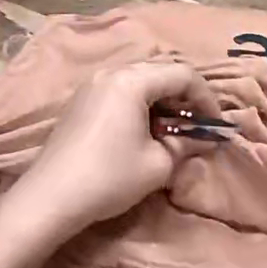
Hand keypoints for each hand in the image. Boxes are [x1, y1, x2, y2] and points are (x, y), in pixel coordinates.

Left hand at [0, 61, 219, 249]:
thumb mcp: (158, 164)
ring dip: (162, 100)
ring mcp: (92, 84)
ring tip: (173, 131)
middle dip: (184, 96)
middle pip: (160, 71)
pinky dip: (140, 103)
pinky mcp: (81, 99)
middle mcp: (111, 71)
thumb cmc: (109, 177)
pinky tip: (145, 131)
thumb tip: (206, 139)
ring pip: (140, 79)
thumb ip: (186, 144)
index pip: (182, 74)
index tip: (216, 125)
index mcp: (132, 80)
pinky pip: (120, 89)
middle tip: (197, 126)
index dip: (206, 98)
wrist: (50, 196)